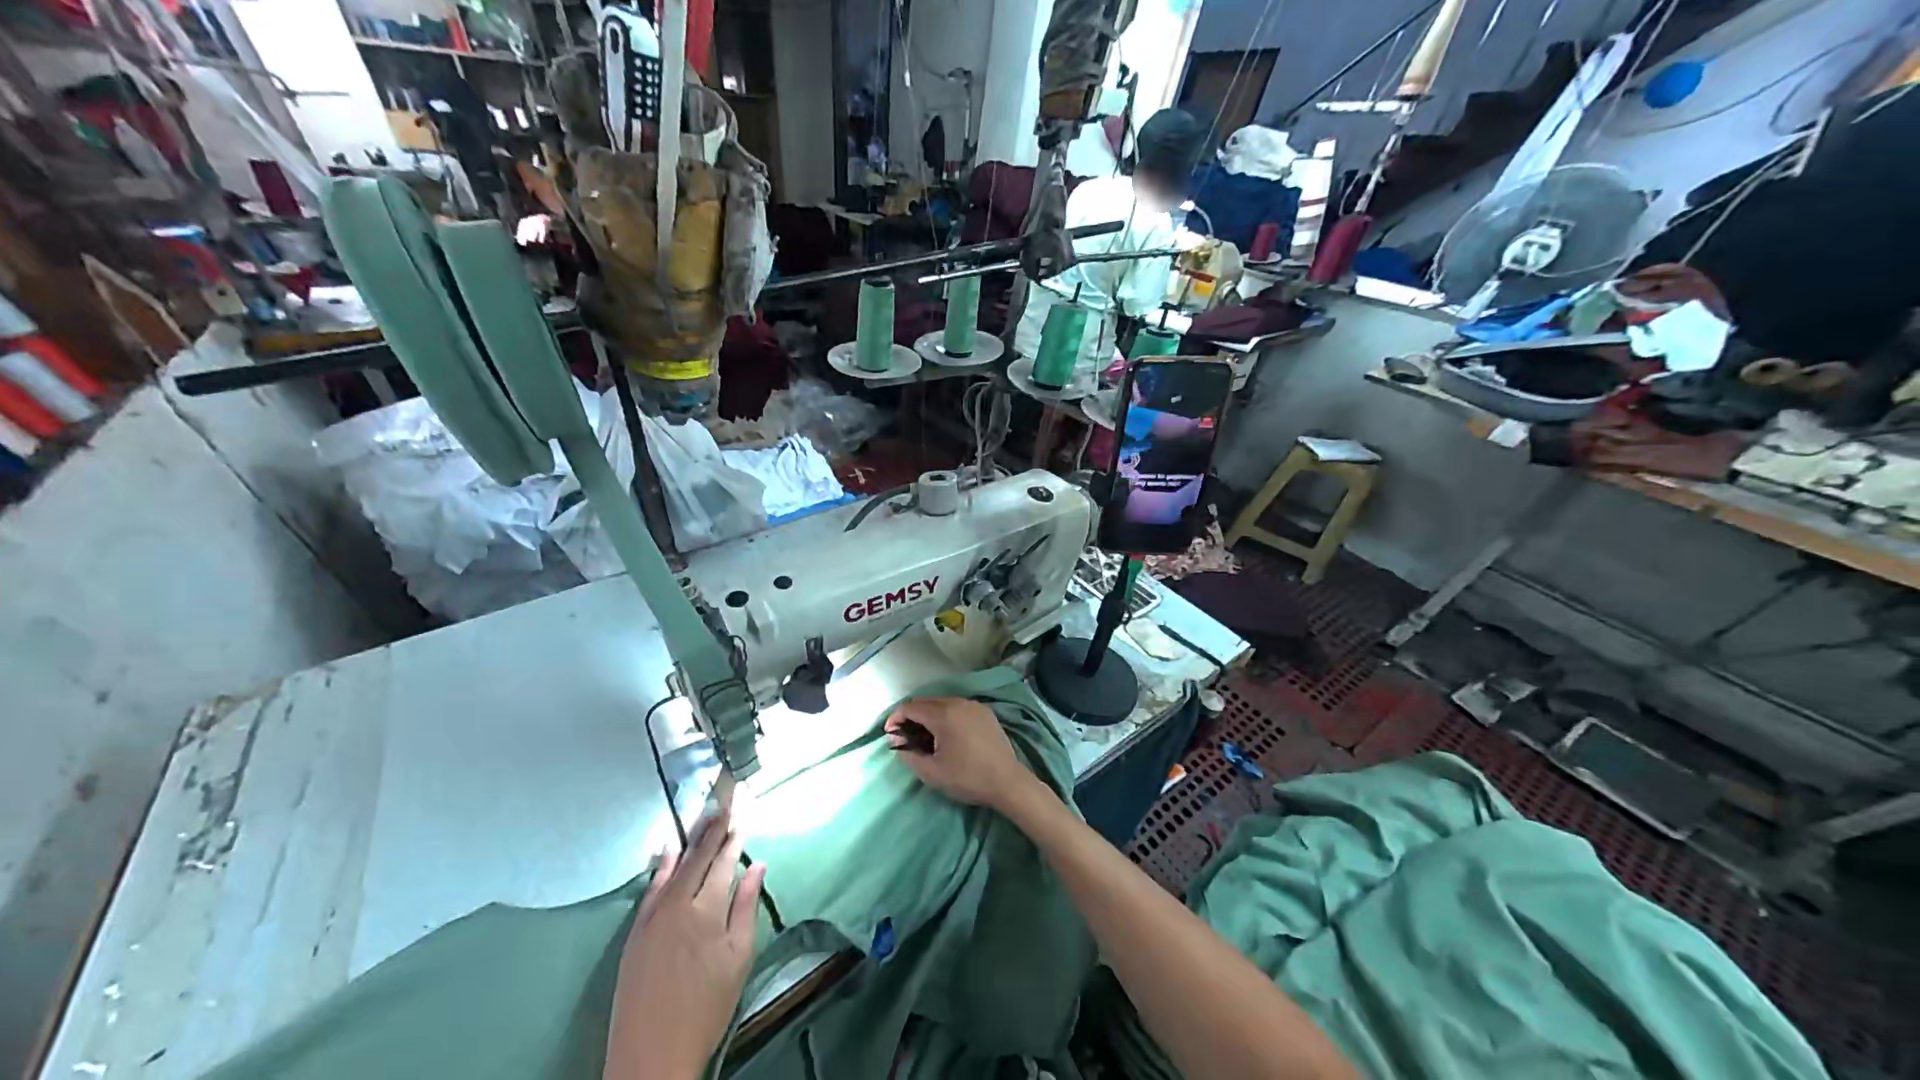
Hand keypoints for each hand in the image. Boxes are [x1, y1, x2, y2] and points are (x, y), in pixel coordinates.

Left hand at [604, 804, 765, 1079]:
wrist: (652, 1054)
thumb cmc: (707, 1007)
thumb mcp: (739, 958)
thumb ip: (747, 907)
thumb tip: (758, 866)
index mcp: (707, 909)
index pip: (723, 863)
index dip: (733, 840)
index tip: (741, 818)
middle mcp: (677, 904)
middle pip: (697, 858)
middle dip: (712, 831)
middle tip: (722, 805)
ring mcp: (652, 916)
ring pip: (673, 868)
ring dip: (688, 842)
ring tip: (701, 818)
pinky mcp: (635, 931)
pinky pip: (651, 888)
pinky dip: (661, 866)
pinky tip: (667, 852)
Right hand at [884, 697, 1042, 810]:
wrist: (1007, 782)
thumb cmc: (967, 777)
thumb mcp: (931, 772)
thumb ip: (908, 754)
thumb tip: (897, 742)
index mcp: (943, 714)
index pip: (911, 707)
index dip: (896, 719)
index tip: (890, 735)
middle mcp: (958, 703)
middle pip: (926, 701)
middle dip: (911, 716)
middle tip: (905, 737)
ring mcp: (974, 706)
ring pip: (942, 702)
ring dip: (928, 715)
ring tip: (925, 737)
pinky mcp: (985, 713)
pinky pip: (958, 707)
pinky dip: (946, 715)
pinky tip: (947, 734)